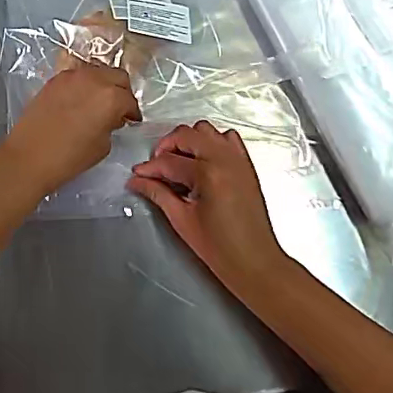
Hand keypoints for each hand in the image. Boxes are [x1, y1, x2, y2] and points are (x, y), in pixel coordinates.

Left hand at [0, 64, 140, 200]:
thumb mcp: (102, 145)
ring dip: (103, 84)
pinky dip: (85, 84)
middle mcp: (94, 79)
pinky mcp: (55, 79)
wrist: (29, 155)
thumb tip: (112, 117)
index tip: (130, 120)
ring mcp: (73, 76)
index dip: (132, 112)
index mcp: (111, 97)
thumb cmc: (69, 157)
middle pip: (118, 76)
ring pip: (98, 71)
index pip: (130, 100)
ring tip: (99, 102)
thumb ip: (112, 124)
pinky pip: (78, 75)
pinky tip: (80, 100)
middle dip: (122, 91)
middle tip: (119, 108)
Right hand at [127, 121, 289, 292]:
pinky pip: (226, 138)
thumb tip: (137, 180)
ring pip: (205, 130)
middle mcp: (223, 158)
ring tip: (178, 162)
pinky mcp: (245, 163)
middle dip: (165, 147)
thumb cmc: (219, 248)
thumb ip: (158, 194)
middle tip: (155, 167)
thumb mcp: (182, 220)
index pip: (168, 161)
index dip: (149, 169)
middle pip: (185, 135)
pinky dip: (211, 142)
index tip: (137, 175)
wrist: (255, 262)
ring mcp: (236, 158)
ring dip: (188, 141)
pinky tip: (202, 161)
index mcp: (207, 174)